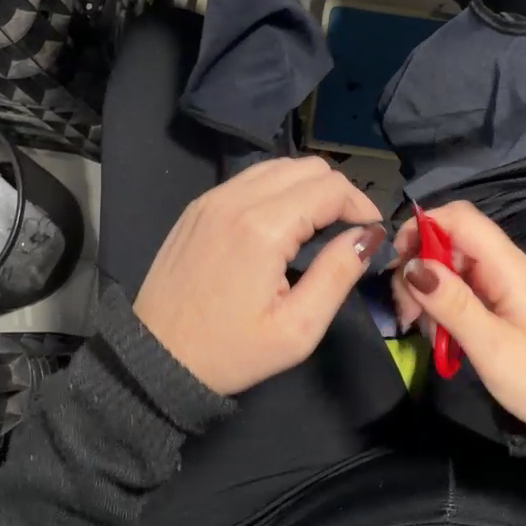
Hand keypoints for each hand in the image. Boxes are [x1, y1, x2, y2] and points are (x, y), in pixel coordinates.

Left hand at [134, 157, 384, 395]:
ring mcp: (212, 198)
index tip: (370, 234)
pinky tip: (282, 224)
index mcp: (263, 228)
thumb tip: (368, 235)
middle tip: (347, 231)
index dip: (361, 205)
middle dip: (338, 193)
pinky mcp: (198, 207)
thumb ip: (338, 274)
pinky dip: (278, 190)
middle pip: (308, 166)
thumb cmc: (231, 351)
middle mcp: (236, 199)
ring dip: (308, 188)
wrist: (154, 360)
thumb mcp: (298, 328)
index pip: (331, 187)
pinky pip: (250, 178)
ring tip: (318, 226)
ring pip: (278, 166)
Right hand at [392, 202, 525, 427]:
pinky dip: (443, 306)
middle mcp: (507, 265)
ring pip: (452, 267)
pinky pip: (462, 289)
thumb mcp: (491, 346)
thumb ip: (452, 304)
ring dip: (428, 292)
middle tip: (407, 313)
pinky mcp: (501, 302)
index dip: (423, 227)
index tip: (398, 262)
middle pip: (451, 242)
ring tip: (424, 331)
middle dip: (420, 269)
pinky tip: (440, 335)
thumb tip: (412, 266)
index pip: (461, 218)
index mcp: (510, 266)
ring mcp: (504, 283)